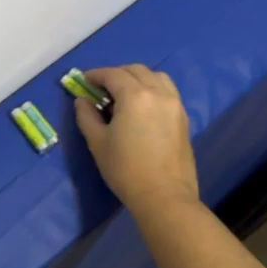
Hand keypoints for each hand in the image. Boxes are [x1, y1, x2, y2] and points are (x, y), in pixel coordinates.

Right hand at [73, 65, 199, 212]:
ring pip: (156, 77)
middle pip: (136, 71)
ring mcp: (175, 104)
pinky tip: (143, 107)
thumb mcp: (97, 142)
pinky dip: (153, 89)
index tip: (84, 81)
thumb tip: (82, 100)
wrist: (164, 196)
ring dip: (138, 78)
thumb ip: (87, 116)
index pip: (113, 74)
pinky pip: (167, 91)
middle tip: (102, 89)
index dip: (96, 75)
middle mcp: (158, 93)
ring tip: (125, 95)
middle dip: (117, 74)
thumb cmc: (125, 169)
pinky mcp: (183, 117)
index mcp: (135, 96)